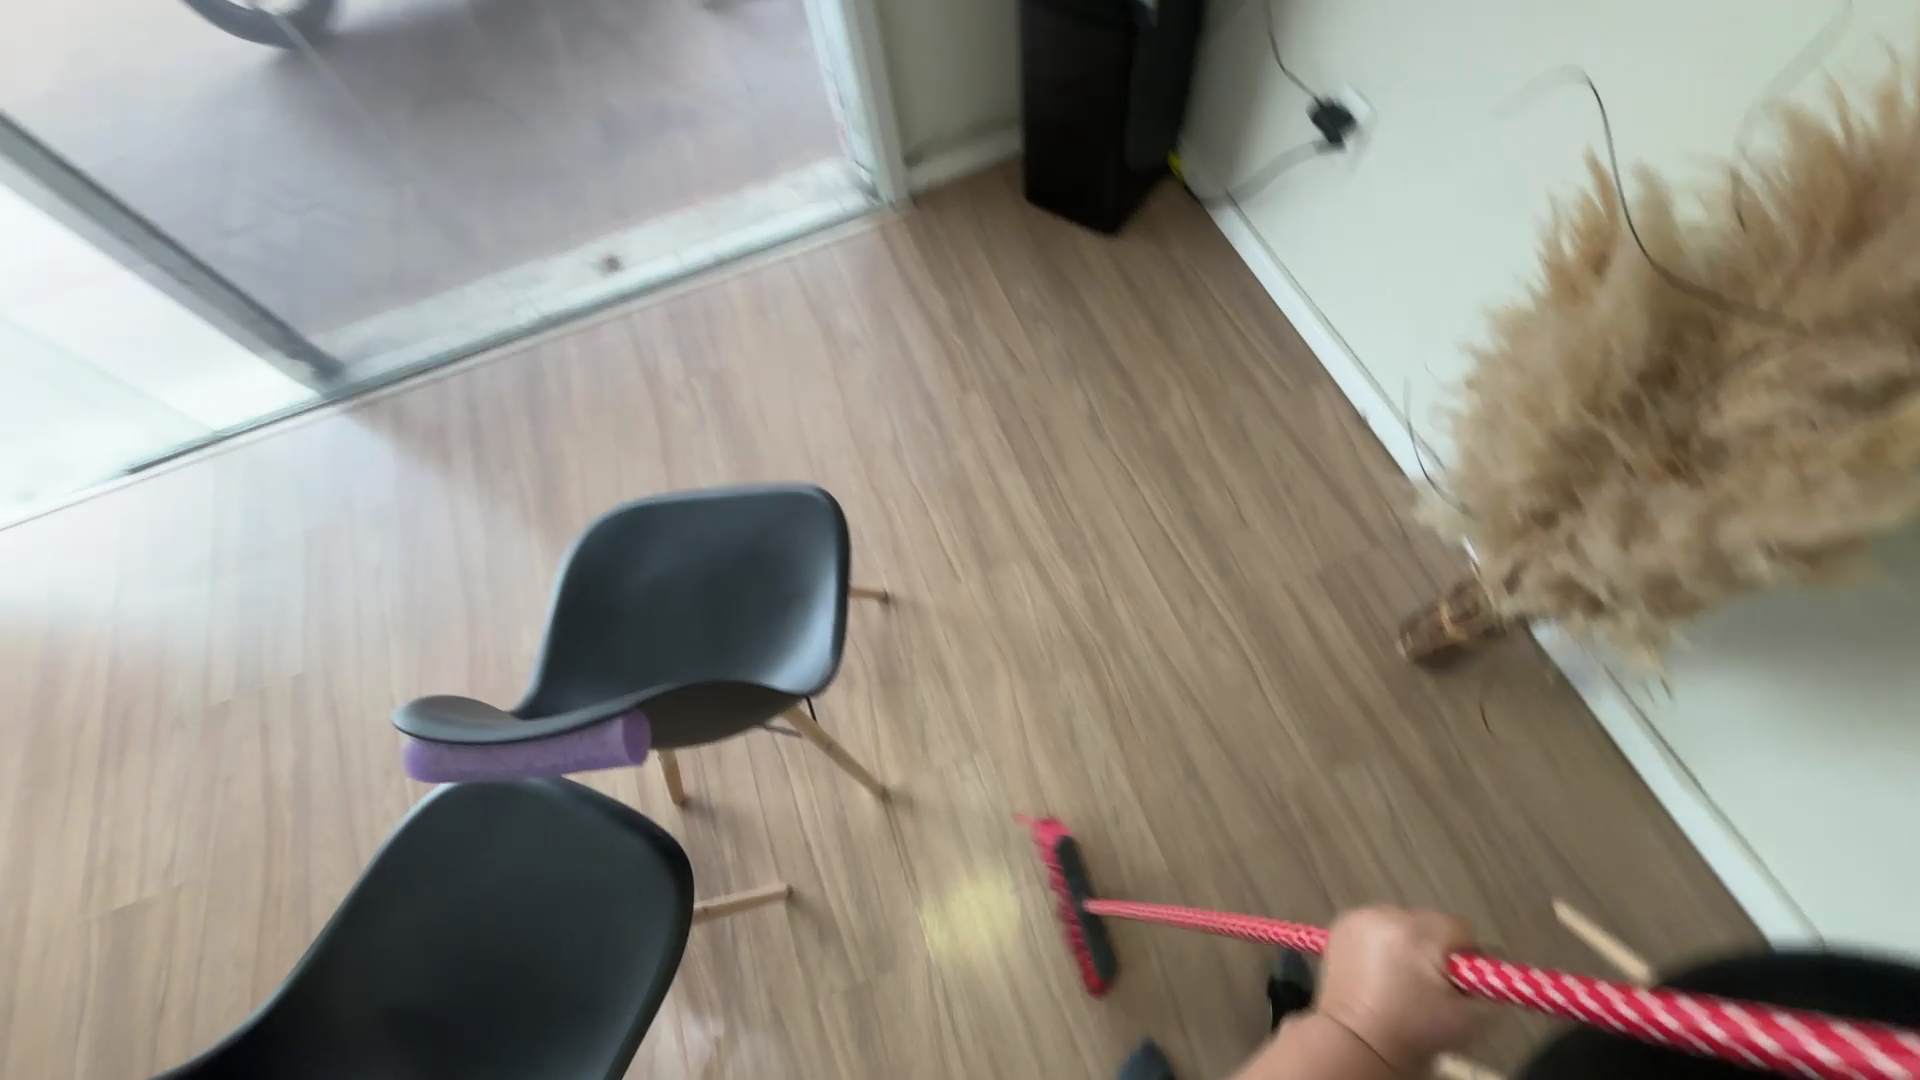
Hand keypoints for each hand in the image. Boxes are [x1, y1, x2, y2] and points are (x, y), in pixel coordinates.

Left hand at [1314, 906, 1485, 1073]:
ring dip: (1407, 941)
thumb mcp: (1470, 1016)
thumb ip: (1490, 986)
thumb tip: (1489, 966)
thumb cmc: (1416, 1029)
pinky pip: (1375, 923)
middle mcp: (1384, 914)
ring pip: (1401, 920)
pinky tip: (1379, 967)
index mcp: (1417, 932)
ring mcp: (1358, 916)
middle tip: (1428, 982)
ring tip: (1401, 977)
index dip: (1467, 955)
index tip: (1459, 981)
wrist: (1358, 1039)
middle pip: (1428, 922)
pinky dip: (1382, 940)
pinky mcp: (1341, 923)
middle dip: (1435, 948)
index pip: (1460, 928)